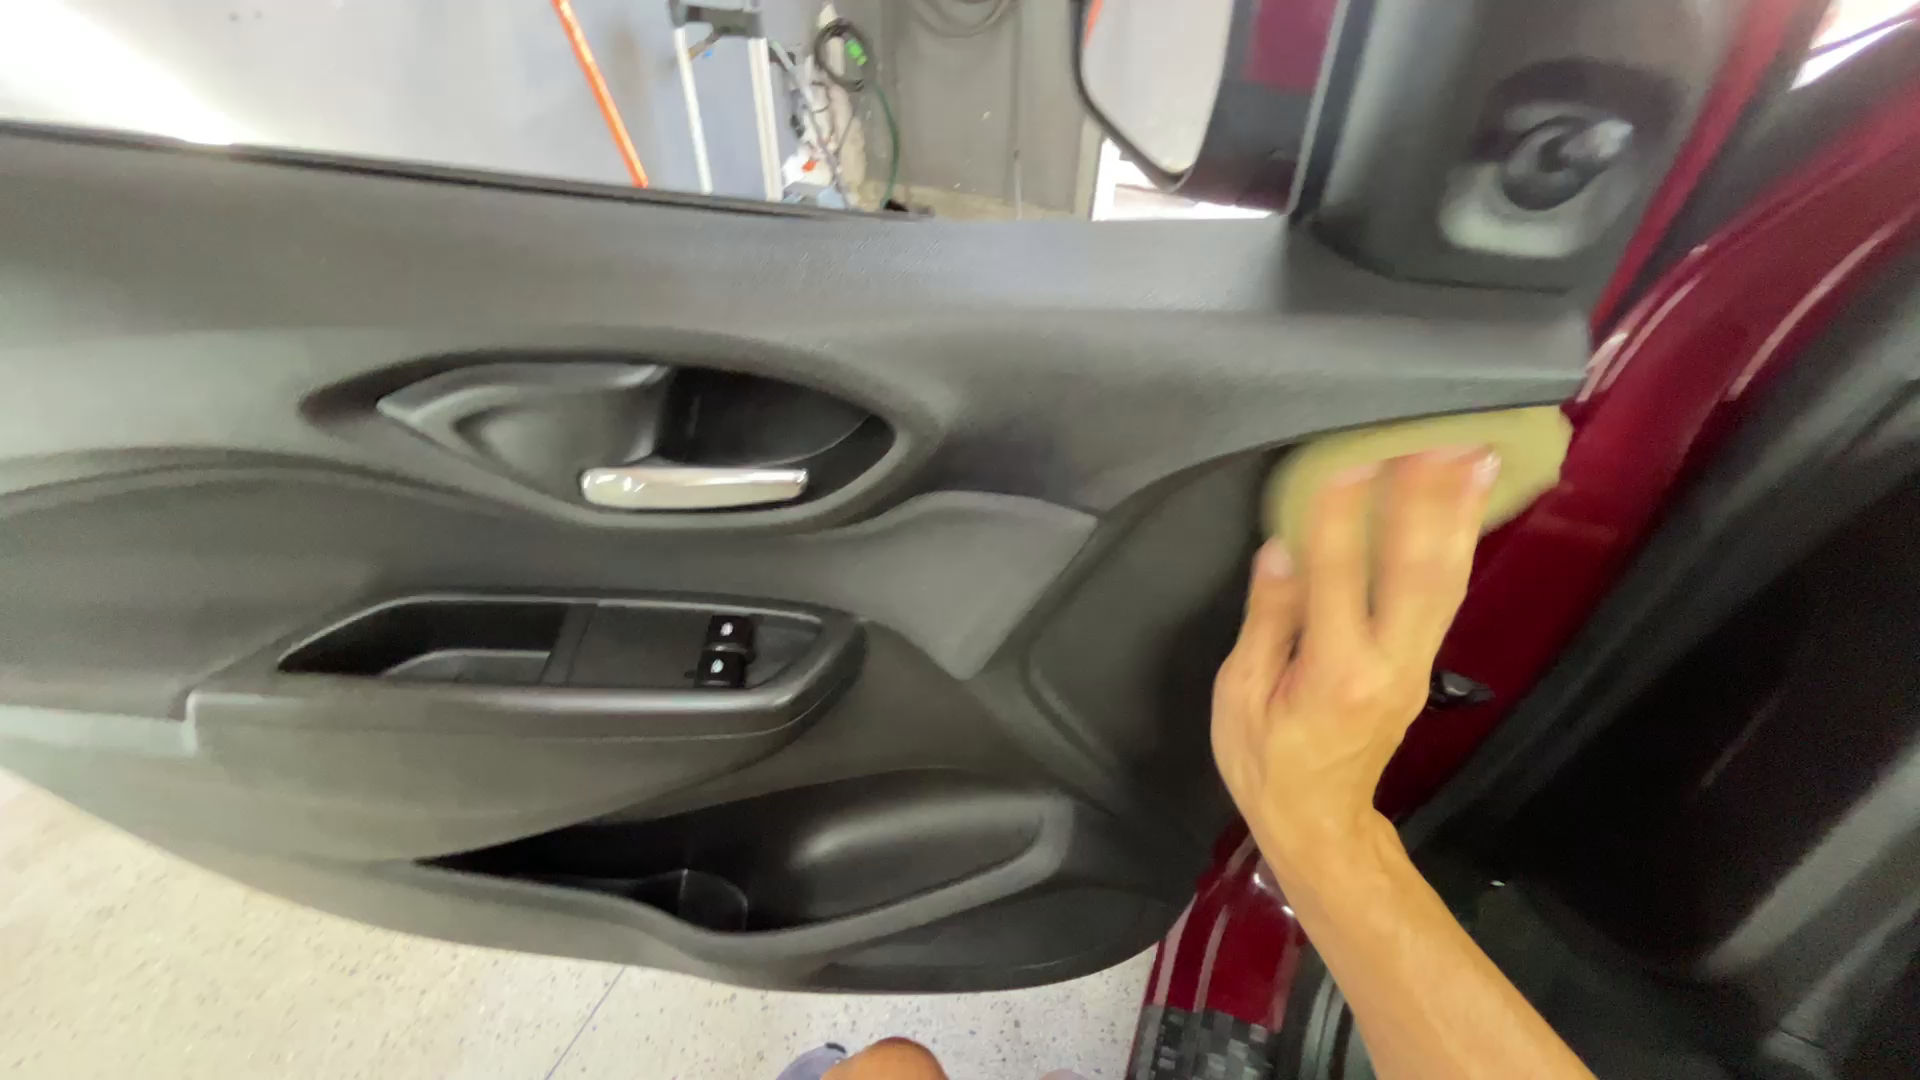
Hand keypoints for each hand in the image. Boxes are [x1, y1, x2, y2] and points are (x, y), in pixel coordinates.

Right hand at [1212, 448, 1497, 871]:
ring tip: (1476, 460)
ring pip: (1445, 582)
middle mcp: (1388, 663)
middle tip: (1443, 443)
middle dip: (1431, 504)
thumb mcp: (1240, 693)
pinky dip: (1456, 548)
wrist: (1319, 819)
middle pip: (1419, 574)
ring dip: (1461, 517)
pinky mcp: (1421, 665)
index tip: (1351, 462)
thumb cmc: (1264, 759)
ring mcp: (1414, 665)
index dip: (1344, 518)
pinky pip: (1443, 598)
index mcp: (1333, 670)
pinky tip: (1462, 515)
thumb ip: (1266, 622)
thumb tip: (1281, 553)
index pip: (1340, 578)